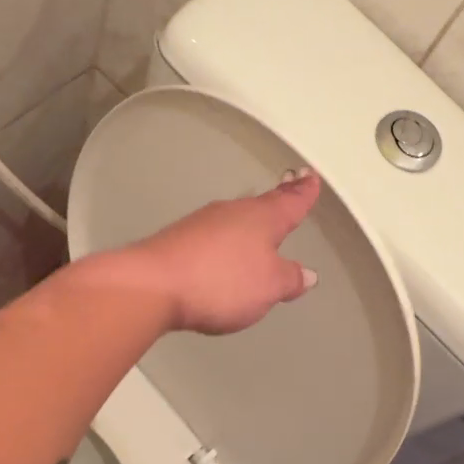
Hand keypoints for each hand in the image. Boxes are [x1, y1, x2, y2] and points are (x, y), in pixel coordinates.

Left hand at [115, 169, 321, 334]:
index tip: (310, 177)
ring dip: (246, 221)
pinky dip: (221, 240)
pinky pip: (209, 237)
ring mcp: (200, 225)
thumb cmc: (221, 282)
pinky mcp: (176, 241)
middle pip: (260, 205)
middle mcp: (231, 213)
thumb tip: (306, 274)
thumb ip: (289, 279)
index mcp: (262, 219)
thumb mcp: (268, 286)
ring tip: (257, 225)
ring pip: (232, 219)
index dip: (303, 192)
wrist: (153, 286)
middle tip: (289, 187)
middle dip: (276, 200)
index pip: (290, 201)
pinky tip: (220, 251)